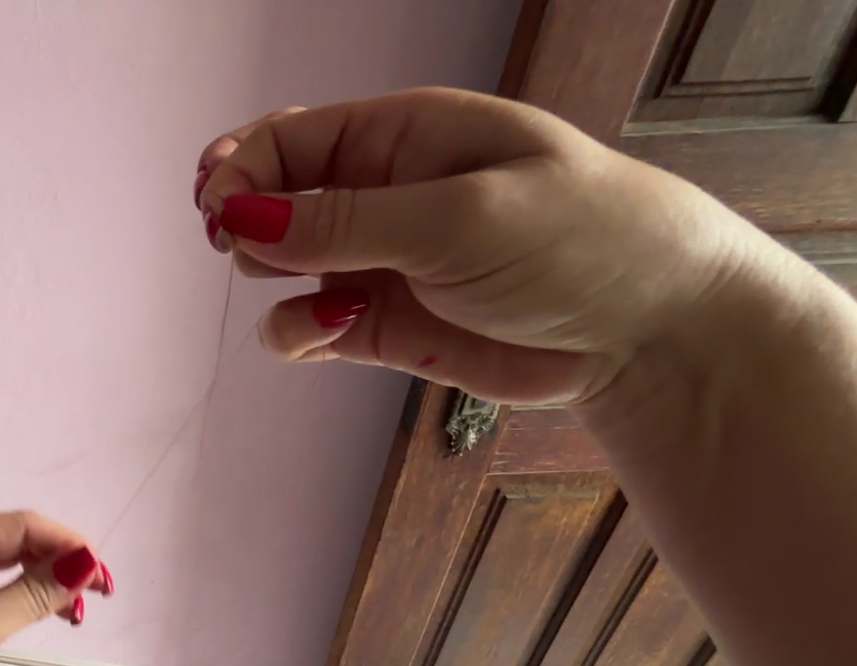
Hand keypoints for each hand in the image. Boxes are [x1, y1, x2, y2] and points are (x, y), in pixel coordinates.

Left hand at [0, 512, 112, 665]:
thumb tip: (85, 562)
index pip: (20, 526)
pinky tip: (56, 617)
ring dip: (52, 584)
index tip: (101, 572)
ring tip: (81, 612)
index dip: (66, 542)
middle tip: (102, 593)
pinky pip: (7, 600)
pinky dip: (35, 605)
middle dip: (63, 561)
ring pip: (16, 573)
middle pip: (21, 545)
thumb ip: (34, 591)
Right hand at [194, 88, 799, 405]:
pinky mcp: (373, 326)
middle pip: (270, 201)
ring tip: (321, 295)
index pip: (289, 140)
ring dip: (273, 280)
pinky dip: (297, 333)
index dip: (240, 170)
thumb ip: (341, 221)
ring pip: (276, 267)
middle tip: (255, 252)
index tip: (214, 210)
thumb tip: (237, 216)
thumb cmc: (579, 243)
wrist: (642, 337)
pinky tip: (327, 331)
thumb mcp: (457, 218)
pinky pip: (301, 326)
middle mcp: (377, 197)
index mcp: (402, 138)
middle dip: (247, 224)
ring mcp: (371, 264)